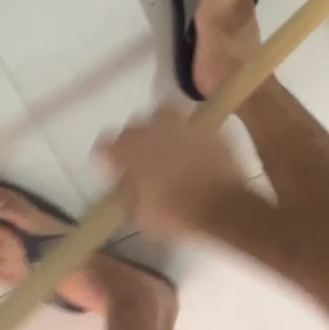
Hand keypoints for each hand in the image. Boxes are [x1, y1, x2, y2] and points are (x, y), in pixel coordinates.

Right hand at [94, 103, 249, 237]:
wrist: (223, 206)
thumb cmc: (178, 213)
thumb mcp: (142, 213)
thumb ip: (128, 193)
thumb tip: (126, 186)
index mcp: (129, 149)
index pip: (105, 145)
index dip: (110, 159)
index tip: (118, 171)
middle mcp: (151, 129)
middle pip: (134, 128)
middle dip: (137, 142)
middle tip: (146, 160)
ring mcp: (181, 125)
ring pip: (163, 116)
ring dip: (163, 129)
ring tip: (170, 146)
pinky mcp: (208, 128)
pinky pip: (193, 125)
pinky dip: (191, 135)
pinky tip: (196, 149)